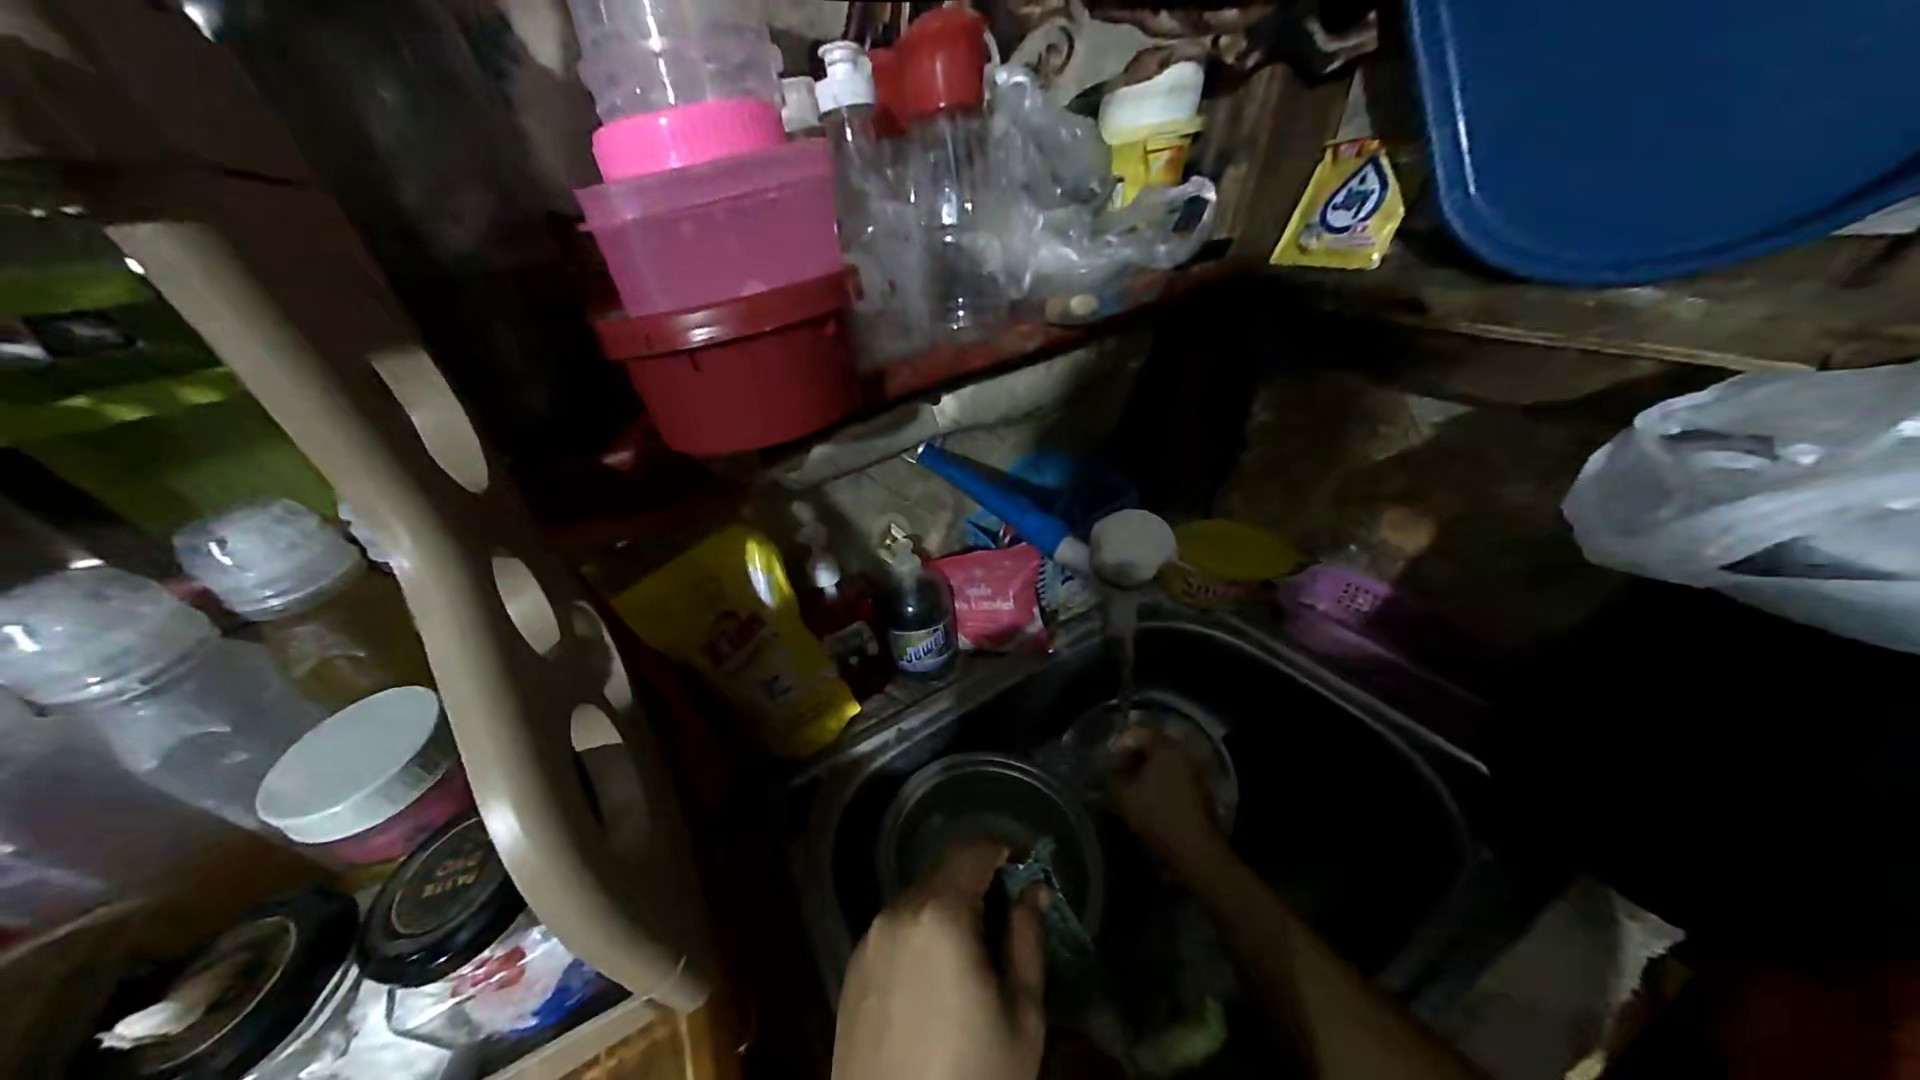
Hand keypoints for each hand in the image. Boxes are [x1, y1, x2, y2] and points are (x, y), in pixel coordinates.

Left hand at [833, 838, 1051, 1079]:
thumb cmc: (973, 1076)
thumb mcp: (1021, 1014)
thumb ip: (1027, 939)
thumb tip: (1036, 891)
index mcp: (939, 914)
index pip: (972, 850)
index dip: (1004, 850)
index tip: (1027, 867)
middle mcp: (896, 913)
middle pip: (943, 872)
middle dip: (978, 881)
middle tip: (1008, 917)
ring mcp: (868, 941)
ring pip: (918, 901)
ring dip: (949, 909)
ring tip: (975, 955)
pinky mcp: (852, 970)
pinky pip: (895, 931)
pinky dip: (922, 934)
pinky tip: (937, 979)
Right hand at [1107, 727, 1227, 868]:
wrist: (1195, 850)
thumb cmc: (1156, 815)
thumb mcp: (1123, 794)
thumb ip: (1110, 776)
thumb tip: (1104, 768)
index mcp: (1166, 747)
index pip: (1137, 733)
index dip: (1118, 746)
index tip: (1106, 764)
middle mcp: (1184, 753)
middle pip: (1152, 746)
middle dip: (1131, 758)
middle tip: (1115, 774)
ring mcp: (1196, 772)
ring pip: (1164, 763)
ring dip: (1145, 771)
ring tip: (1129, 788)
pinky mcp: (1201, 791)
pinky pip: (1174, 777)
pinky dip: (1159, 782)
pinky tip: (1147, 799)